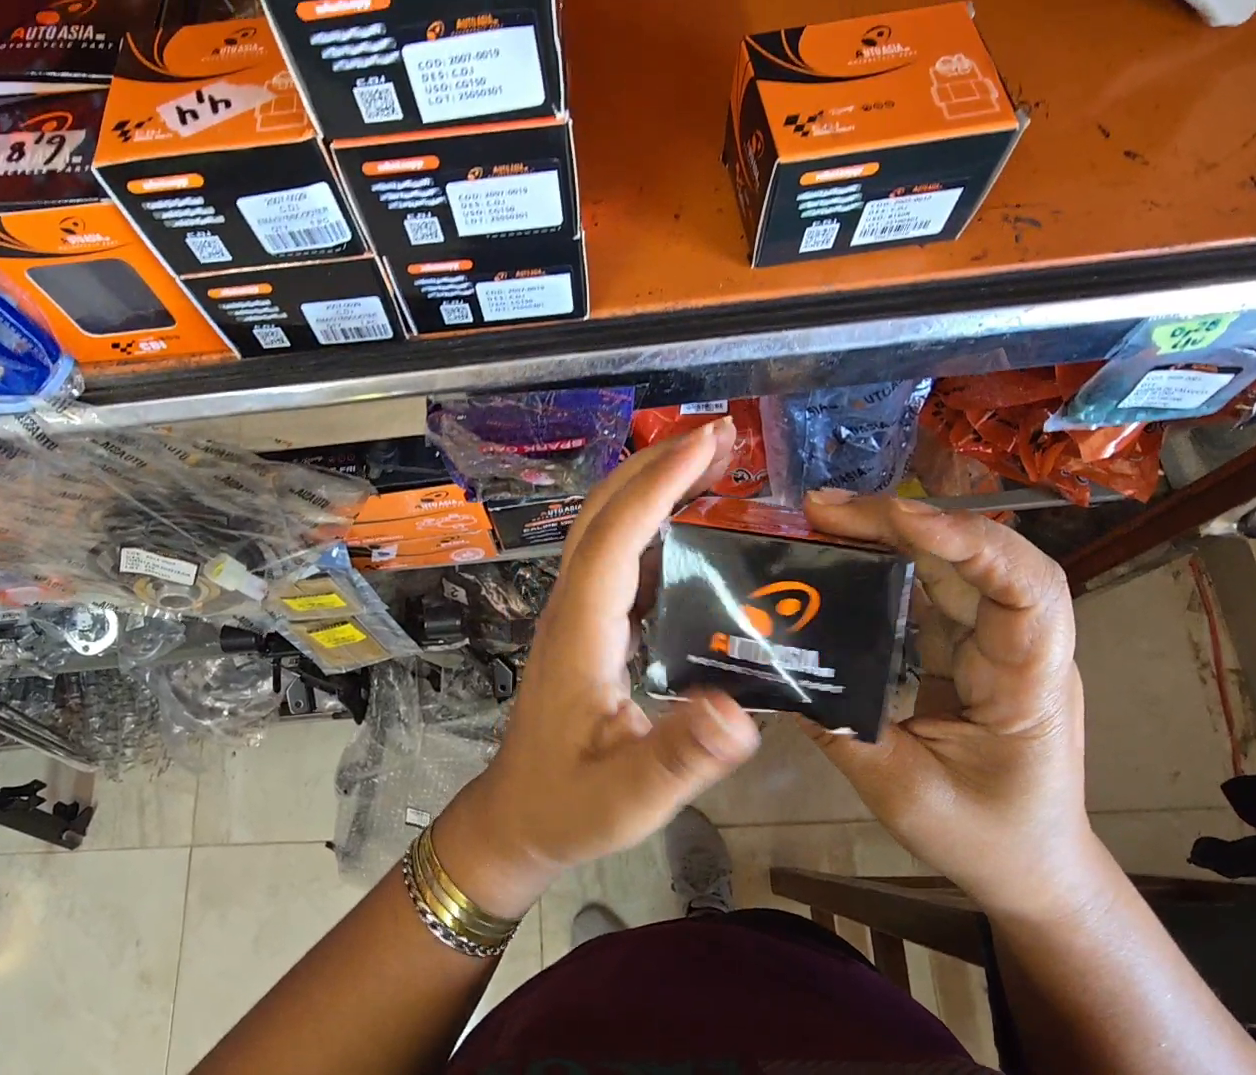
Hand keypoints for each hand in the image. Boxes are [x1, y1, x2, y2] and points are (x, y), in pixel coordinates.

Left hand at [435, 420, 762, 918]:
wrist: (516, 819)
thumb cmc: (567, 807)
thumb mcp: (629, 797)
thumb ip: (679, 758)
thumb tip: (739, 711)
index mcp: (580, 635)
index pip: (614, 541)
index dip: (658, 487)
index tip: (706, 443)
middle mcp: (571, 610)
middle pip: (603, 516)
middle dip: (657, 465)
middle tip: (720, 435)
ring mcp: (575, 616)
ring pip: (607, 531)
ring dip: (654, 488)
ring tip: (713, 463)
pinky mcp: (587, 630)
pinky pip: (618, 561)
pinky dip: (653, 528)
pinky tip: (692, 531)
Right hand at [797, 491, 1106, 921]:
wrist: (1032, 868)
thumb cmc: (987, 837)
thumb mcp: (903, 792)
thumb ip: (841, 730)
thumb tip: (777, 675)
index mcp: (1027, 682)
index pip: (1027, 588)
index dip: (971, 542)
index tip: (900, 520)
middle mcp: (1016, 646)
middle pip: (977, 559)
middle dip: (901, 522)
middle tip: (821, 508)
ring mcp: (991, 643)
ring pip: (950, 566)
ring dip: (887, 535)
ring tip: (820, 519)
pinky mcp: (964, 649)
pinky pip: (927, 593)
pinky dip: (882, 568)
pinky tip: (838, 557)